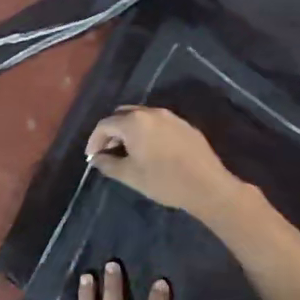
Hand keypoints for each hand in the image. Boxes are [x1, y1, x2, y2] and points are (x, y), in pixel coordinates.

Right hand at [85, 107, 243, 217]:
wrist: (206, 186)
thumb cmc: (163, 180)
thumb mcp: (129, 175)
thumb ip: (107, 164)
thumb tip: (96, 158)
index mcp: (134, 121)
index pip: (105, 124)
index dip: (94, 140)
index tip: (92, 156)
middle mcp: (152, 112)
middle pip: (123, 115)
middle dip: (112, 132)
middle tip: (108, 152)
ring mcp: (171, 117)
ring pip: (142, 118)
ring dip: (130, 131)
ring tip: (128, 152)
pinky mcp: (185, 126)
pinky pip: (159, 124)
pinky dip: (148, 133)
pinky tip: (151, 151)